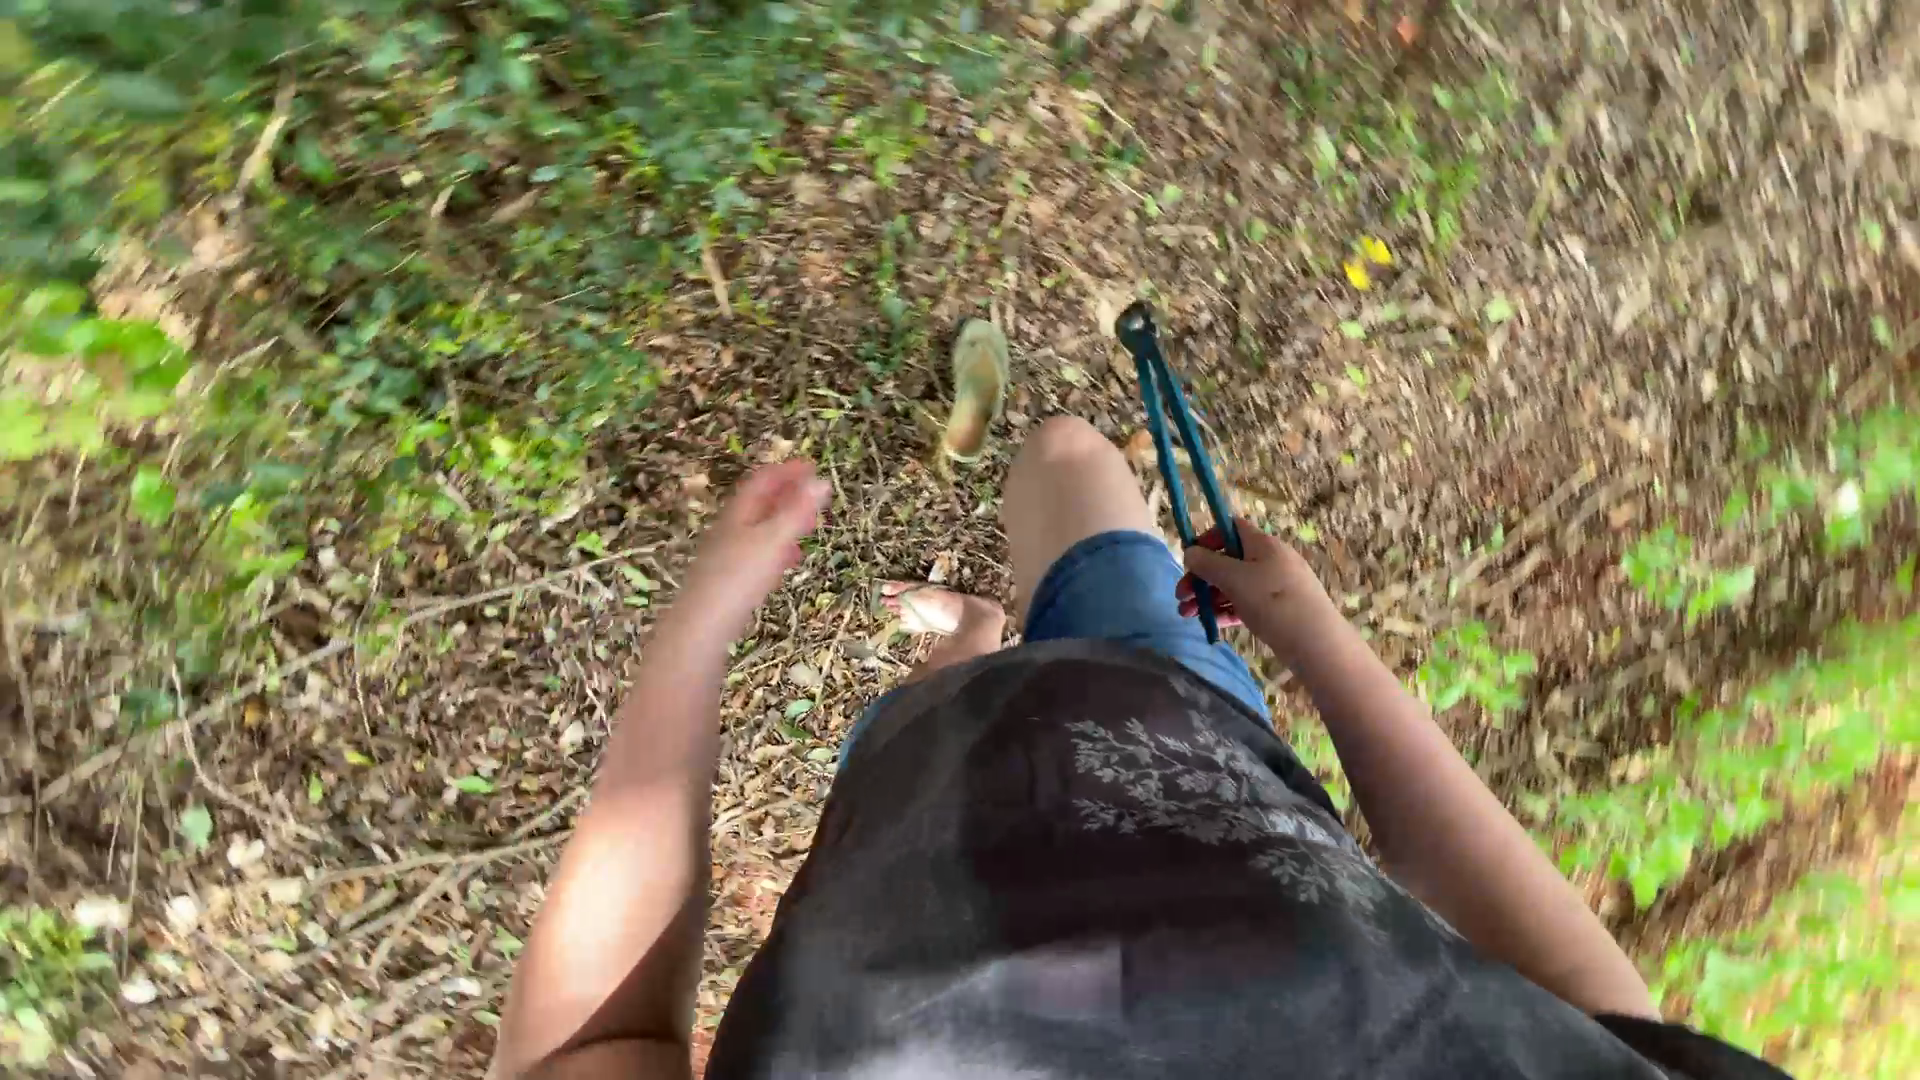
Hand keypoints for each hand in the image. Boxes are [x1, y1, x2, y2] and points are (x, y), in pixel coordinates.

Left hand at [674, 459, 830, 639]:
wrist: (703, 624)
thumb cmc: (739, 577)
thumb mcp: (773, 540)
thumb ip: (797, 511)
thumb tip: (822, 481)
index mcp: (739, 514)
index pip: (763, 481)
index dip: (786, 471)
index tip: (812, 466)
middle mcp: (731, 529)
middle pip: (760, 503)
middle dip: (788, 495)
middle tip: (814, 495)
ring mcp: (729, 553)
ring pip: (761, 528)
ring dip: (785, 521)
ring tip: (809, 525)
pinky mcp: (731, 577)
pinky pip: (759, 551)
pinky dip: (779, 547)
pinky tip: (789, 560)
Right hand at [1177, 518, 1337, 663]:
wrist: (1316, 642)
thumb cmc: (1272, 601)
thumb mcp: (1233, 578)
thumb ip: (1207, 563)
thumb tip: (1190, 552)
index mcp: (1262, 544)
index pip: (1231, 528)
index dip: (1208, 539)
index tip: (1190, 558)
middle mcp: (1269, 560)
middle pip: (1227, 560)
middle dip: (1200, 577)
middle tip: (1180, 595)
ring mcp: (1274, 586)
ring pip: (1233, 585)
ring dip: (1207, 597)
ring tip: (1187, 615)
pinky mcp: (1276, 609)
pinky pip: (1244, 603)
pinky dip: (1225, 610)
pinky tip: (1210, 623)